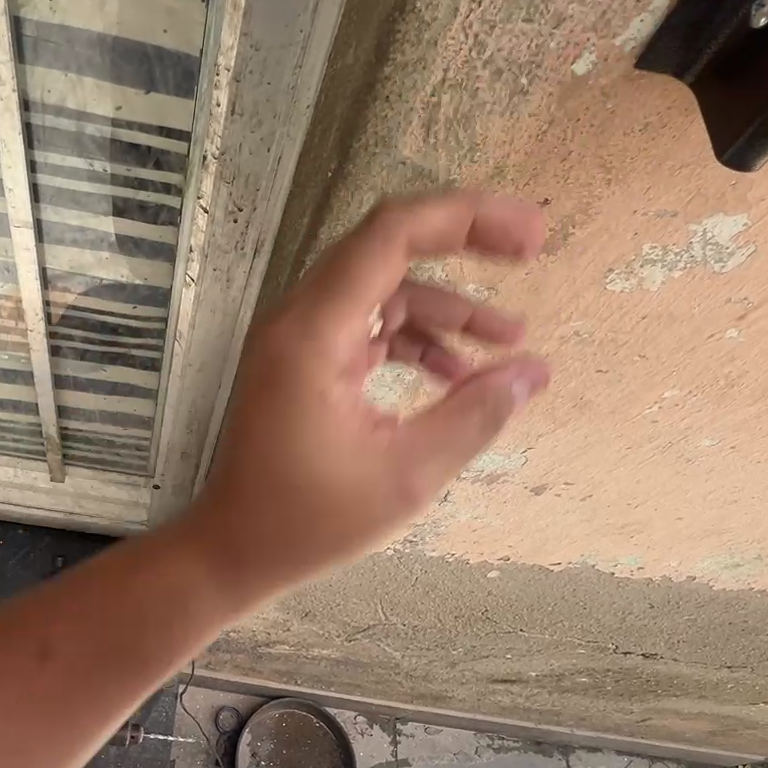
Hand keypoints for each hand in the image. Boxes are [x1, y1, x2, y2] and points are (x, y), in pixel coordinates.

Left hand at [186, 191, 549, 591]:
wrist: (233, 549)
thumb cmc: (306, 522)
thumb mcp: (405, 477)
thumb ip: (474, 417)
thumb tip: (534, 371)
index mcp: (313, 334)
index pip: (390, 235)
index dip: (467, 218)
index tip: (531, 235)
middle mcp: (298, 322)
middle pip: (387, 250)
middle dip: (464, 246)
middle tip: (531, 249)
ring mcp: (297, 342)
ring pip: (380, 293)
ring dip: (444, 308)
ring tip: (508, 339)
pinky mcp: (303, 365)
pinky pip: (364, 330)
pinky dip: (411, 341)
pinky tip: (454, 374)